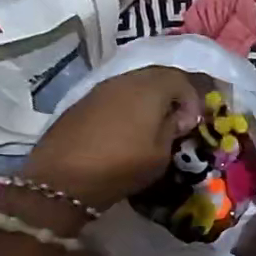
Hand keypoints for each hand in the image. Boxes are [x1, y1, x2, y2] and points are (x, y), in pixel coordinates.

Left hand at [24, 67, 202, 209]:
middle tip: (177, 119)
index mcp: (150, 88)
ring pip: (134, 83)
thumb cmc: (122, 165)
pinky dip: (128, 105)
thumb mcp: (162, 153)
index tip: (193, 124)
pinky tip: (127, 128)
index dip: (193, 99)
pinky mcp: (82, 102)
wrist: (62, 179)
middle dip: (172, 94)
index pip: (181, 78)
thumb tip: (179, 116)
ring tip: (152, 125)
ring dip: (149, 99)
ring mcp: (100, 89)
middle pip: (157, 76)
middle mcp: (126, 80)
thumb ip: (174, 127)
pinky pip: (115, 95)